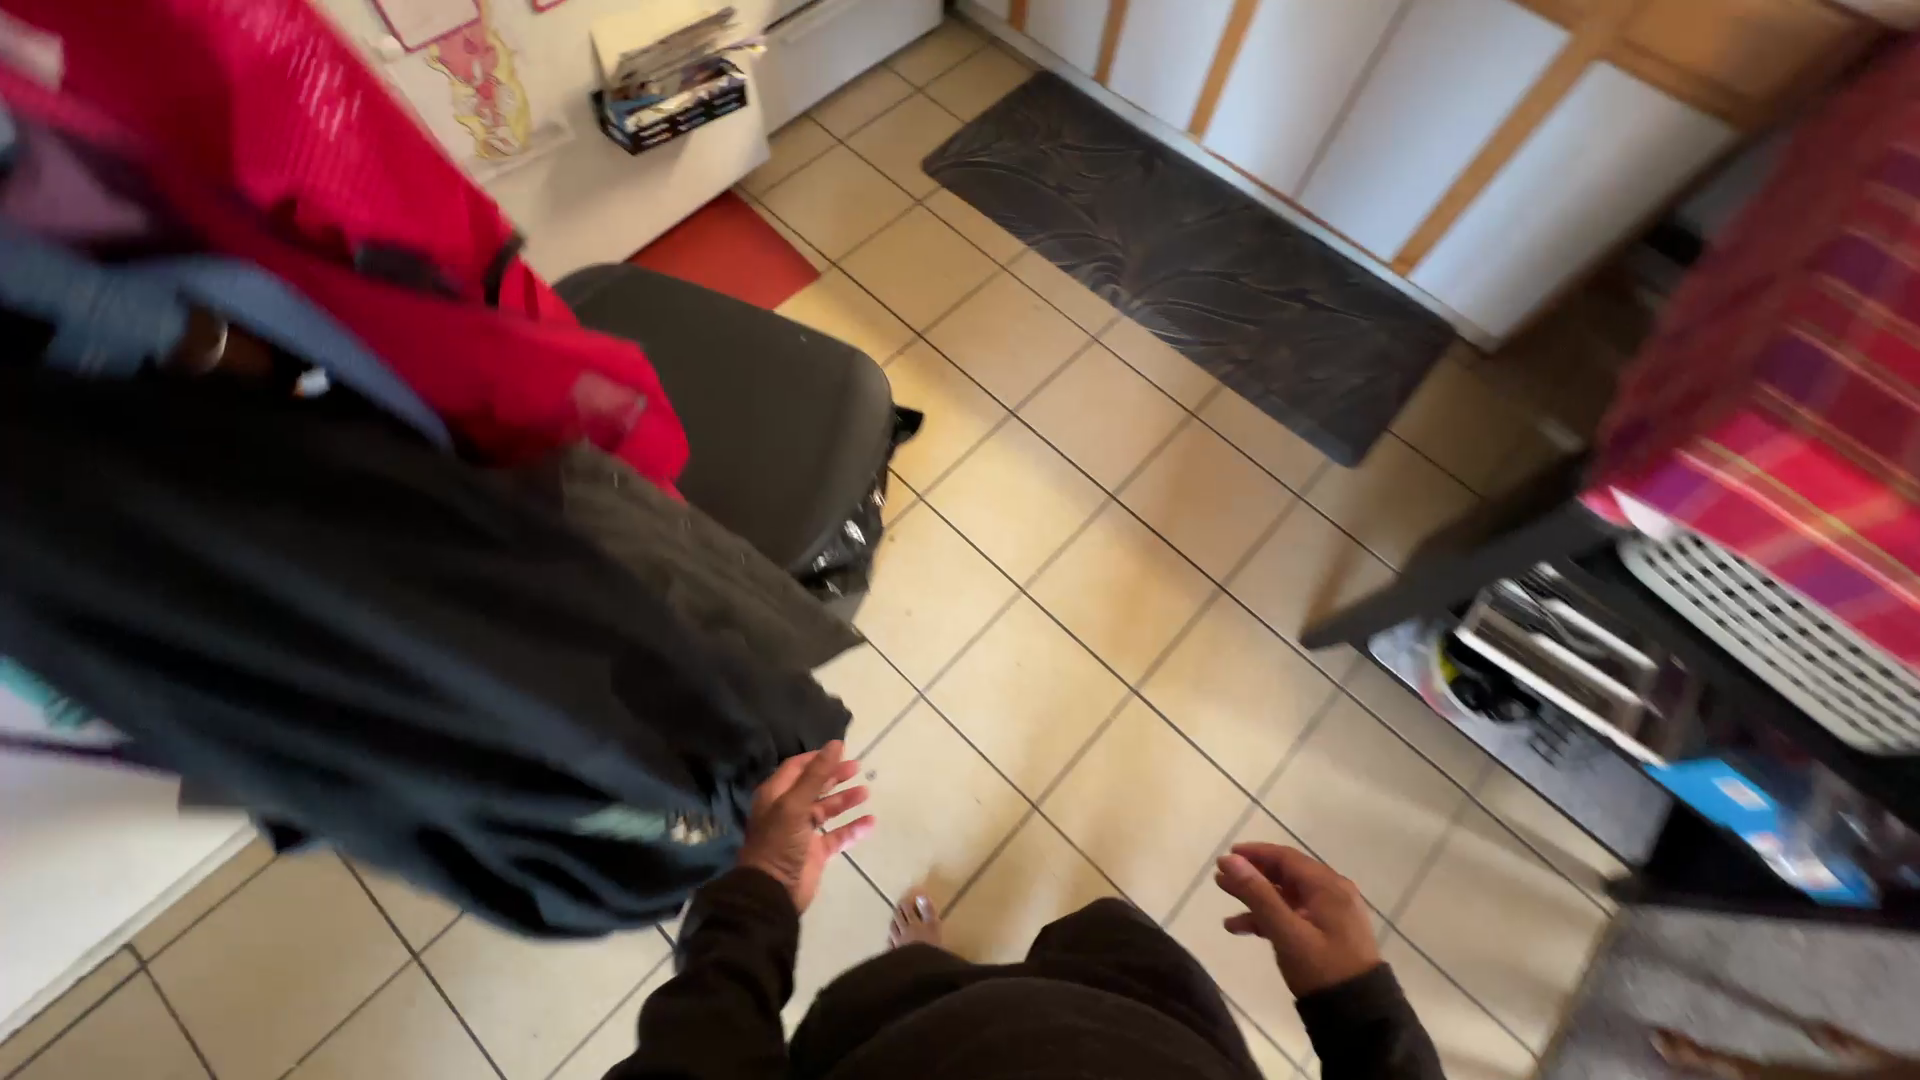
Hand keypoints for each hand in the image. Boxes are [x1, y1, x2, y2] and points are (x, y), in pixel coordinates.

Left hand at [738, 741, 873, 912]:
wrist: (772, 892)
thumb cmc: (779, 842)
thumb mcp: (795, 804)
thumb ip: (817, 774)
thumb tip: (836, 744)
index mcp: (776, 795)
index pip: (796, 768)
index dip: (817, 758)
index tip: (840, 750)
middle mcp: (788, 810)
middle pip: (814, 786)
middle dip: (834, 776)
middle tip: (857, 767)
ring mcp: (802, 832)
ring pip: (827, 810)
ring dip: (845, 800)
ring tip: (866, 792)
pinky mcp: (815, 852)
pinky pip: (837, 835)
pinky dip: (852, 828)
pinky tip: (870, 822)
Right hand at [1214, 843, 1380, 997]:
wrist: (1359, 1018)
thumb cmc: (1323, 969)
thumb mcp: (1286, 931)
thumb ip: (1257, 894)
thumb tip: (1229, 859)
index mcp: (1328, 887)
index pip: (1285, 857)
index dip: (1254, 853)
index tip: (1226, 856)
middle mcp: (1331, 893)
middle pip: (1284, 875)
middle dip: (1251, 876)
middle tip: (1220, 878)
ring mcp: (1330, 914)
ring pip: (1285, 896)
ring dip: (1255, 897)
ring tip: (1225, 897)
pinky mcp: (1327, 933)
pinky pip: (1293, 915)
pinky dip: (1268, 917)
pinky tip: (1240, 928)